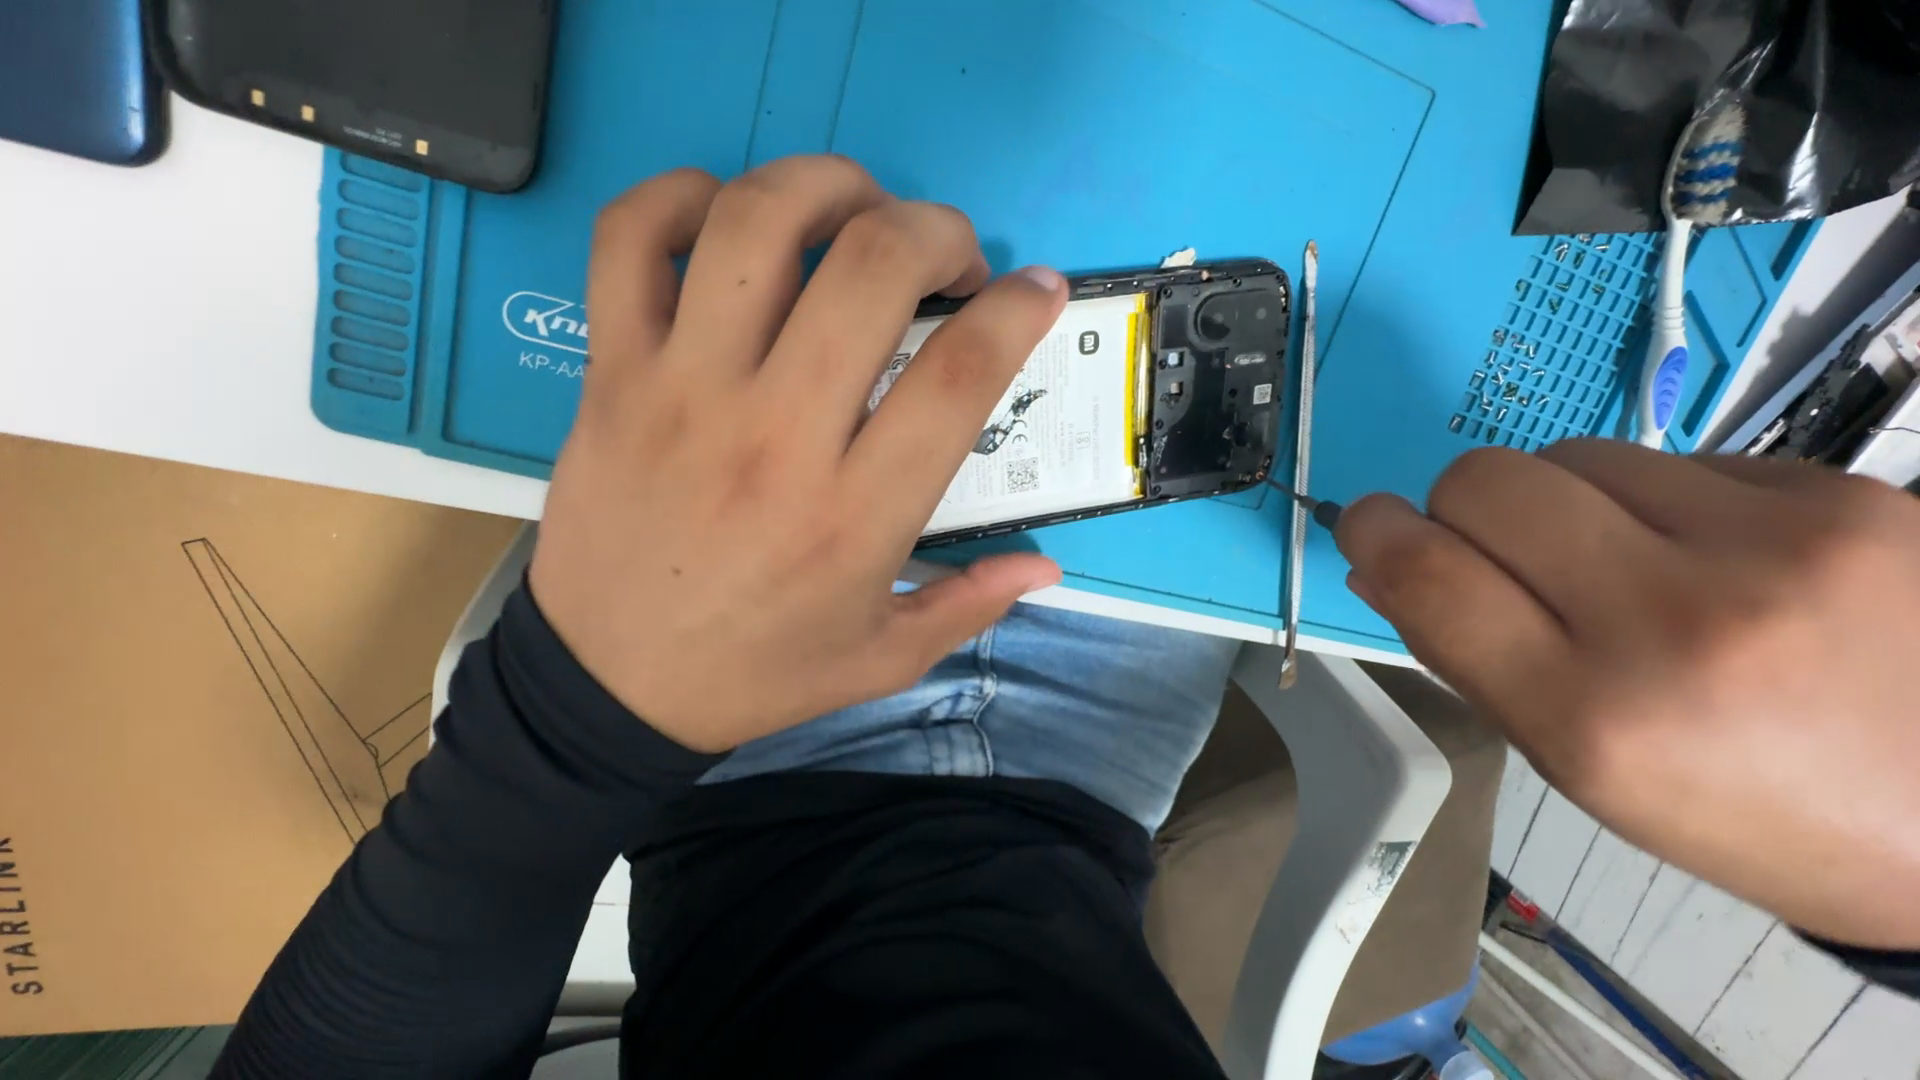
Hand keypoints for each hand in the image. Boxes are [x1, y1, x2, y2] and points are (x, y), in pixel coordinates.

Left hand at [530, 156, 1066, 752]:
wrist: (607, 687)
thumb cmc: (754, 672)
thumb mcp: (880, 661)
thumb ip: (970, 608)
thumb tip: (1047, 567)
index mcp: (855, 513)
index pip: (959, 376)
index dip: (1017, 311)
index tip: (1036, 291)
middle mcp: (775, 434)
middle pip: (870, 269)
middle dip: (936, 231)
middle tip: (948, 256)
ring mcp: (683, 391)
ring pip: (755, 228)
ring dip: (826, 185)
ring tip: (855, 209)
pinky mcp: (610, 373)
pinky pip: (628, 241)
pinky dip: (680, 196)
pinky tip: (726, 216)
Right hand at [1336, 439, 1919, 949]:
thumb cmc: (1737, 805)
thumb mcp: (1574, 762)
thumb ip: (1464, 653)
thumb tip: (1383, 564)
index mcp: (1592, 716)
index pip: (1427, 574)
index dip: (1374, 532)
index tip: (1369, 524)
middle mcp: (1677, 622)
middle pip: (1484, 481)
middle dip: (1460, 506)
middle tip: (1497, 548)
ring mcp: (1775, 546)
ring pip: (1571, 453)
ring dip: (1560, 499)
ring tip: (1620, 558)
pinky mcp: (1845, 498)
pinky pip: (1673, 459)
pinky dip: (1656, 499)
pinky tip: (1711, 555)